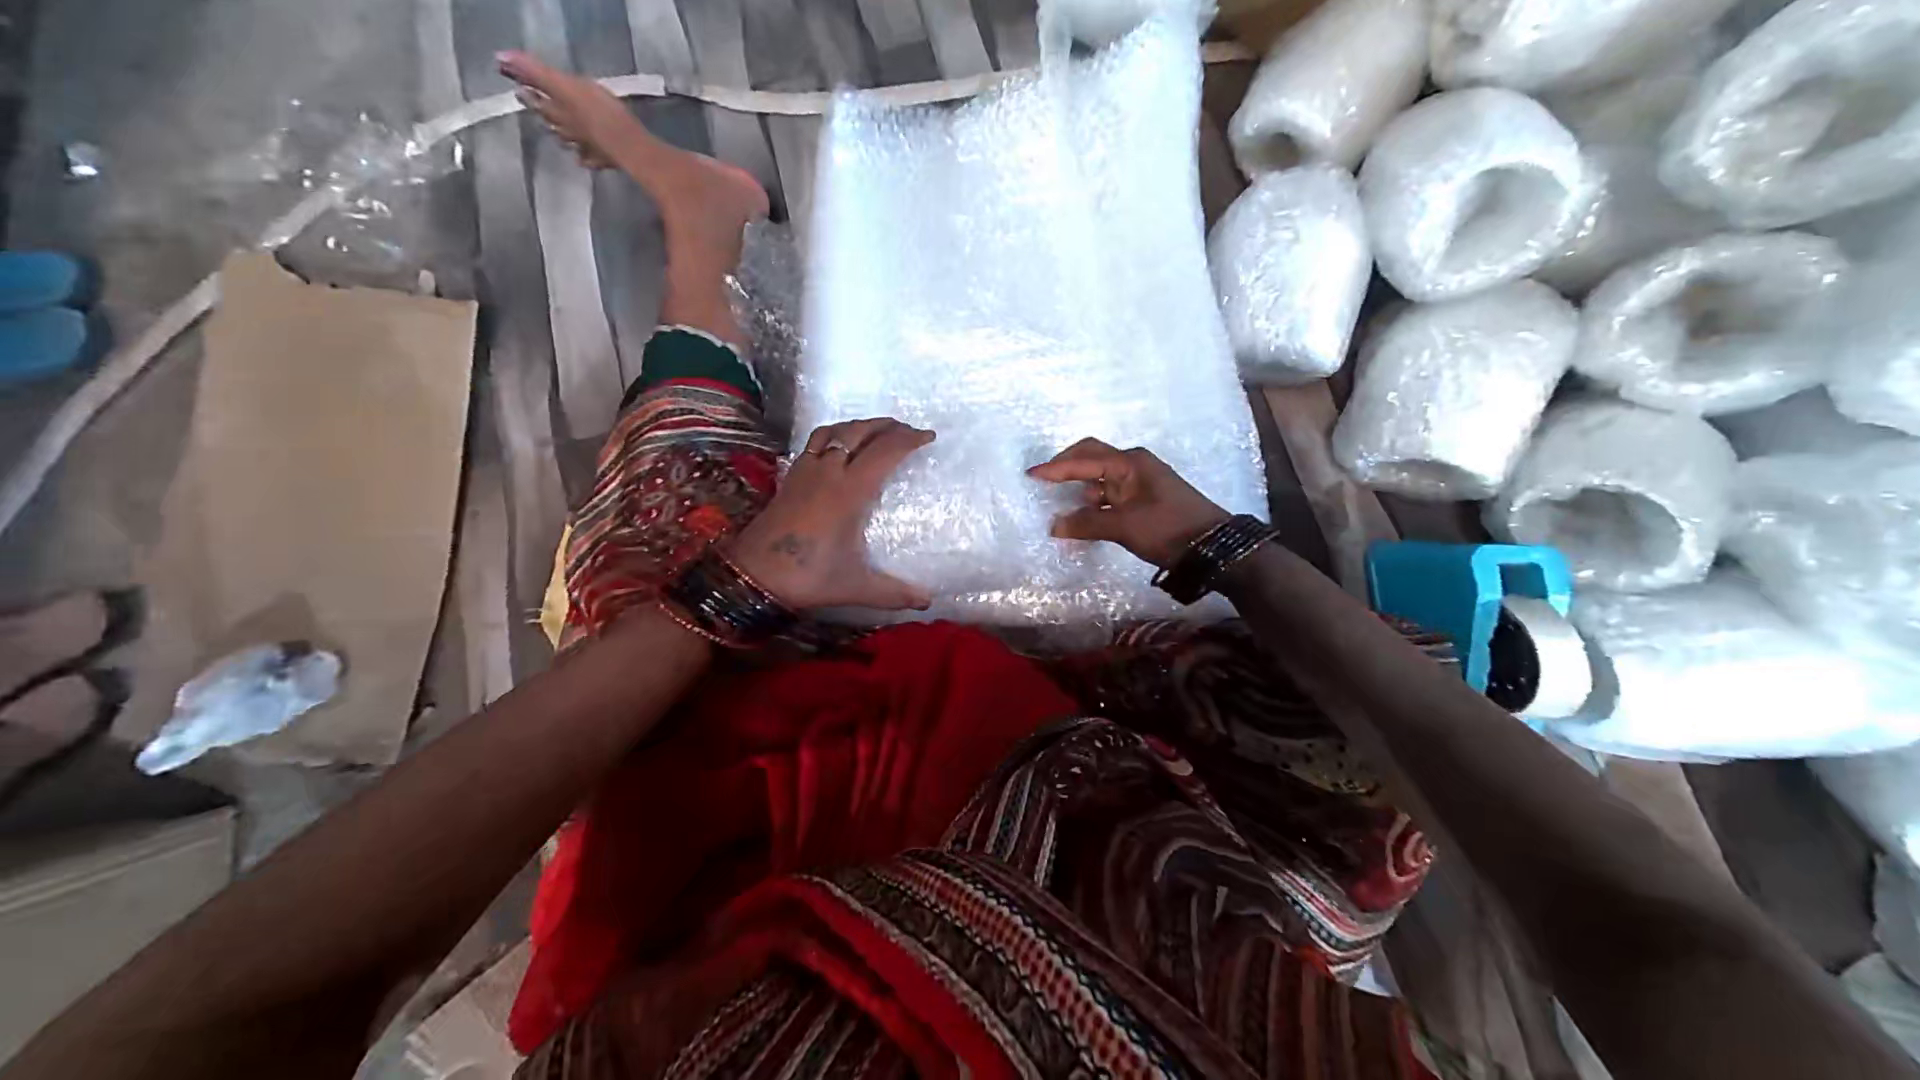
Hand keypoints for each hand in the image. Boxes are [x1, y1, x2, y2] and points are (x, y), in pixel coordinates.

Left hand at [727, 418, 935, 611]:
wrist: (753, 575)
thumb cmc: (808, 576)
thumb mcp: (857, 587)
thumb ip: (895, 592)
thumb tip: (927, 601)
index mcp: (849, 491)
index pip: (885, 451)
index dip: (909, 439)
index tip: (928, 437)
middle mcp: (828, 472)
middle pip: (859, 432)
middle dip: (886, 425)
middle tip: (906, 430)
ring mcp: (805, 472)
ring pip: (833, 432)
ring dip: (857, 426)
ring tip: (874, 431)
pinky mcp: (789, 478)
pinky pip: (813, 443)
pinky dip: (832, 436)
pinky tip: (836, 449)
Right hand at [1028, 439, 1228, 568]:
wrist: (1213, 547)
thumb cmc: (1168, 529)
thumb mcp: (1124, 527)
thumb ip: (1087, 523)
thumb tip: (1054, 526)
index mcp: (1130, 463)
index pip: (1084, 459)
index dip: (1056, 468)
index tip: (1031, 474)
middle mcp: (1134, 466)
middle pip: (1092, 458)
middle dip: (1067, 467)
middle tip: (1043, 479)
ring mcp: (1141, 482)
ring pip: (1101, 478)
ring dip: (1081, 489)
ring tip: (1061, 504)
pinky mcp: (1144, 499)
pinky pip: (1111, 494)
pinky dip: (1094, 503)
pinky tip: (1084, 517)